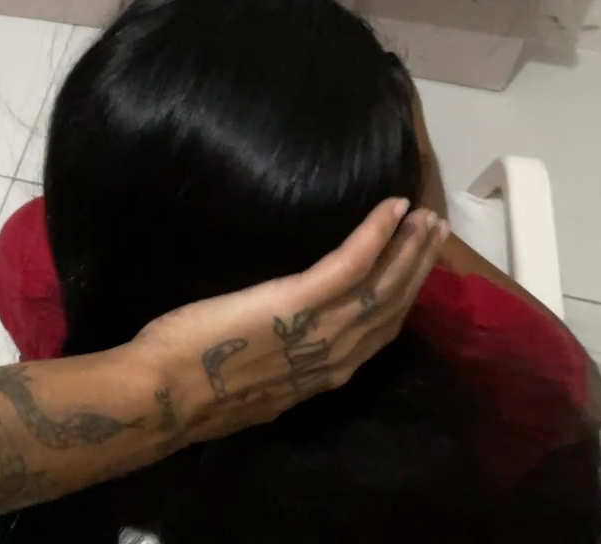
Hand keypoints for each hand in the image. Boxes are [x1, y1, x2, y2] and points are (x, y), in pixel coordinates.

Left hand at [125, 199, 446, 445]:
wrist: (165, 392)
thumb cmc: (194, 378)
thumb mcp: (258, 378)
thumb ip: (285, 359)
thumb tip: (292, 334)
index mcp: (325, 374)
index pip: (379, 330)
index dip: (403, 295)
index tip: (417, 265)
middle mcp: (336, 356)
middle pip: (391, 305)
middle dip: (417, 266)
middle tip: (435, 229)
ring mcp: (320, 329)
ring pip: (382, 283)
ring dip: (408, 247)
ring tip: (424, 217)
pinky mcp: (298, 300)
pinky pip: (349, 263)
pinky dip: (375, 234)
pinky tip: (391, 208)